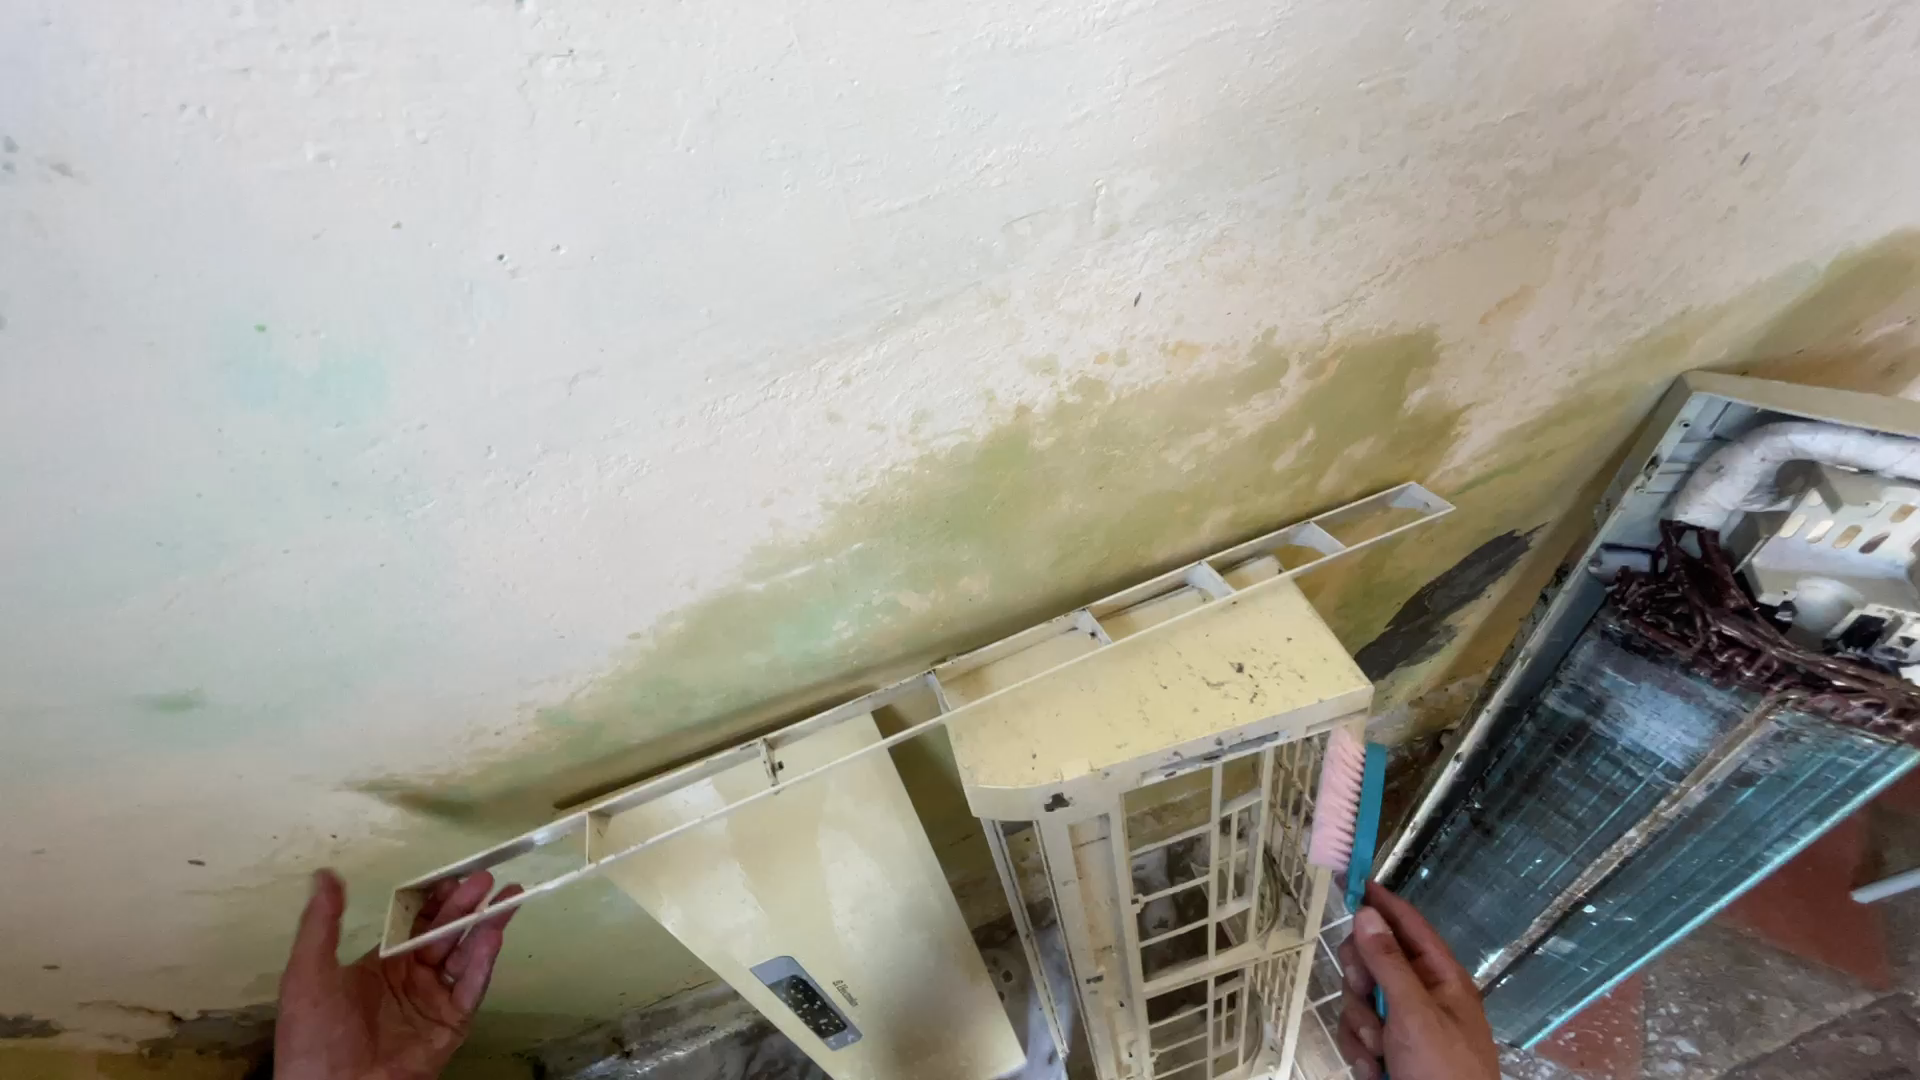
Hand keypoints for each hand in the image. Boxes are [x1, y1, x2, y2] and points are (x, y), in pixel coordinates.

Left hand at [274, 868, 521, 1079]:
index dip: (435, 898)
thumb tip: (324, 874)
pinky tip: (492, 938)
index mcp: (382, 964)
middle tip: (485, 878)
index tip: (453, 876)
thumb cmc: (316, 1036)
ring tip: (511, 896)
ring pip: (468, 952)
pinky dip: (485, 961)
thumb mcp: (307, 977)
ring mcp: (436, 998)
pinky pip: (472, 986)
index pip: (416, 922)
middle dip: (466, 903)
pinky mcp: (454, 1020)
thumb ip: (321, 926)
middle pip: (447, 931)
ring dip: (489, 923)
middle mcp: (413, 976)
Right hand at [1336, 882, 1497, 1079]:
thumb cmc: (1443, 1074)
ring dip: (1360, 1022)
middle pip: (1372, 956)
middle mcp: (1421, 996)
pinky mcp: (1385, 1050)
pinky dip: (1359, 1048)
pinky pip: (1354, 1028)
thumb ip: (1387, 961)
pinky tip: (1375, 1070)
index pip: (1407, 924)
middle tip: (1362, 990)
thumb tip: (1365, 910)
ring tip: (1378, 1050)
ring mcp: (1402, 1024)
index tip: (1347, 877)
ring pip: (1357, 994)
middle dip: (1360, 976)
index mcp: (1442, 980)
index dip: (1379, 900)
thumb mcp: (1415, 1014)